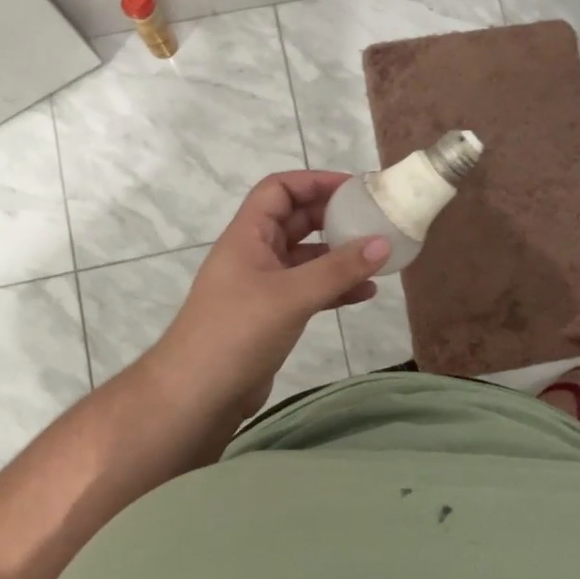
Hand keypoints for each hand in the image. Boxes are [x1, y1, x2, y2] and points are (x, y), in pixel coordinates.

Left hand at [149, 171, 391, 418]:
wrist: (196, 396)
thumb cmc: (235, 333)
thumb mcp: (290, 296)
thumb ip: (337, 270)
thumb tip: (383, 243)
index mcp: (247, 236)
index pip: (279, 190)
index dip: (314, 181)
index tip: (355, 188)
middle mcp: (254, 254)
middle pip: (296, 220)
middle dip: (333, 216)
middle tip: (374, 219)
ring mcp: (263, 287)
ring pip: (306, 257)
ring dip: (339, 255)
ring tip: (378, 256)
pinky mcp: (272, 317)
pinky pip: (309, 290)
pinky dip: (335, 288)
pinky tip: (366, 293)